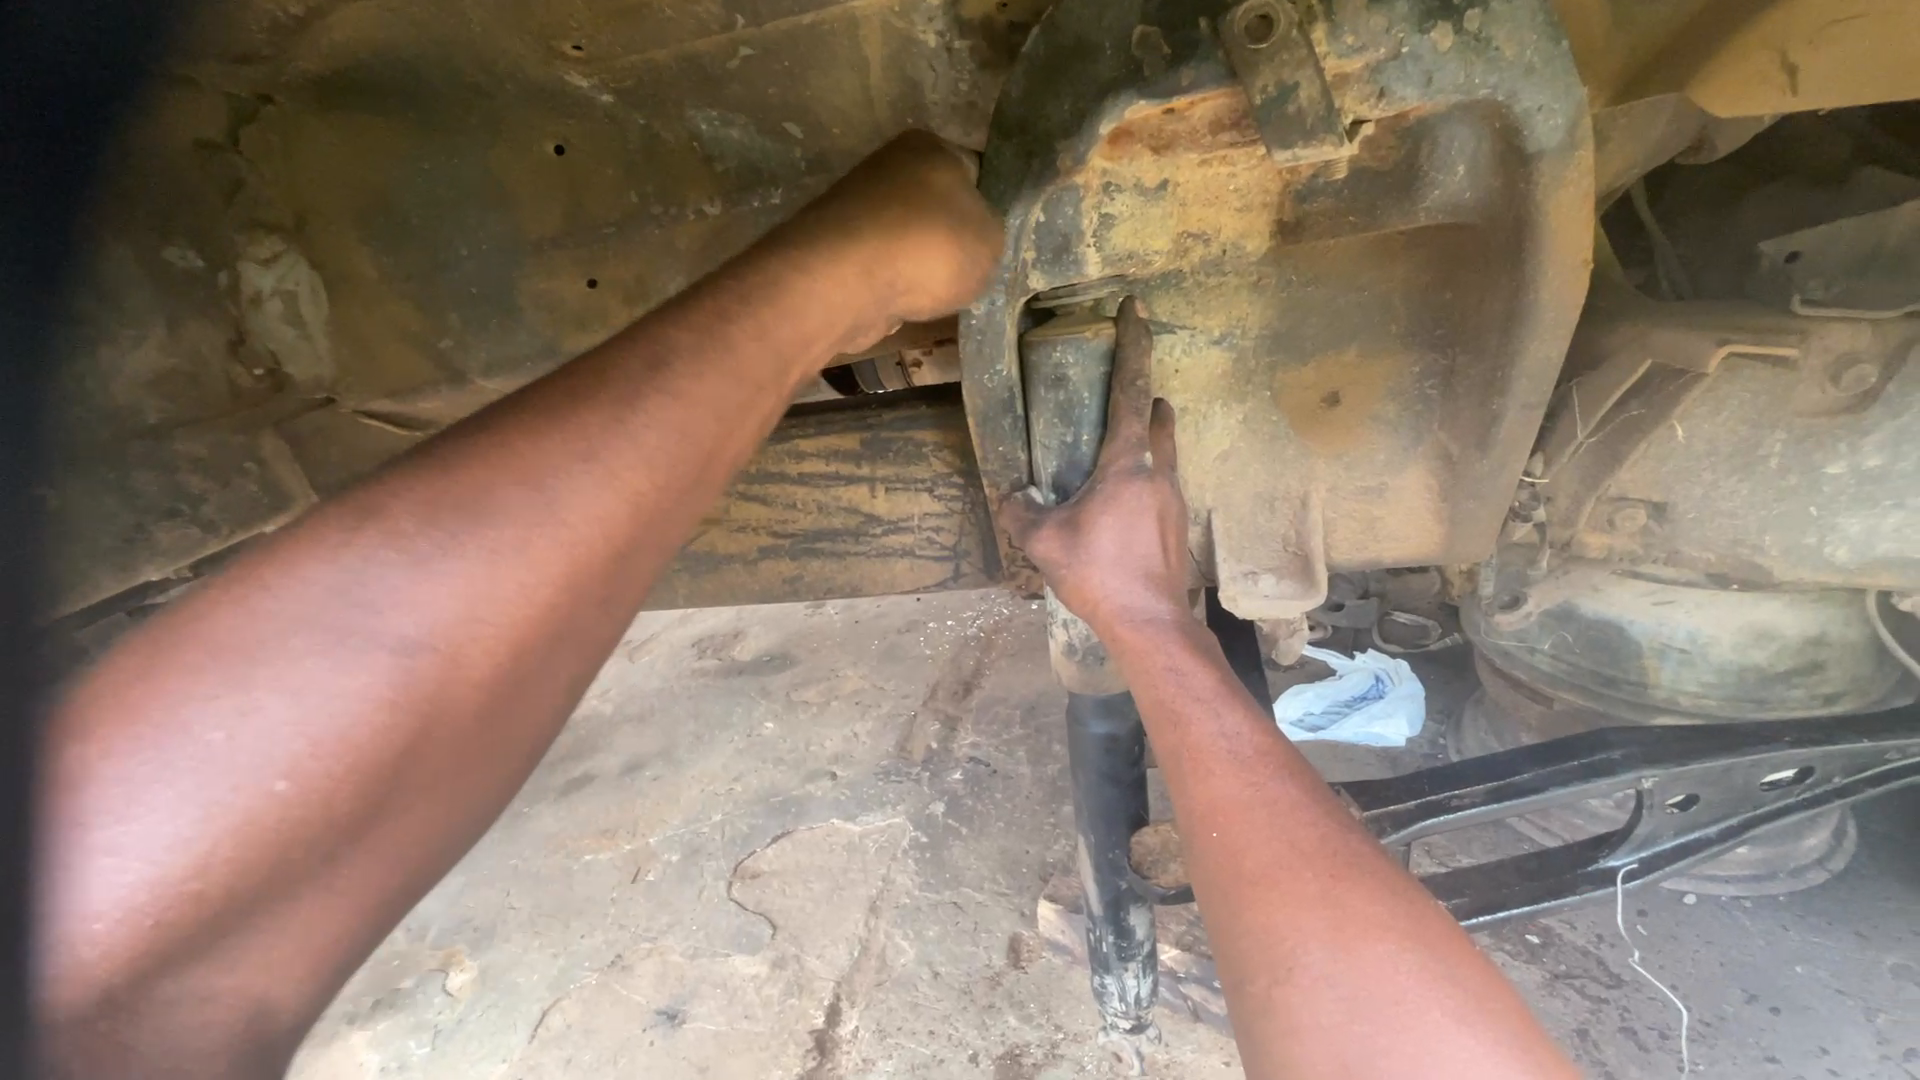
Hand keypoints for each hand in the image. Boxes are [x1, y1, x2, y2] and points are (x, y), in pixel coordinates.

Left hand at [772, 131, 1002, 342]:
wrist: (849, 282)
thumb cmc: (932, 248)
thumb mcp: (992, 240)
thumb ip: (989, 234)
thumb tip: (972, 241)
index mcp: (929, 146)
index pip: (971, 173)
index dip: (985, 211)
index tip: (990, 246)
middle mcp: (887, 169)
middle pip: (935, 211)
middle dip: (949, 245)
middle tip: (968, 276)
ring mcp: (857, 211)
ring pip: (907, 244)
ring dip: (920, 271)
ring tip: (936, 299)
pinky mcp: (836, 252)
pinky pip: (880, 271)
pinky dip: (892, 289)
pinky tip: (904, 308)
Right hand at [1001, 298, 1194, 639]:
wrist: (1148, 621)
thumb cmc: (1097, 571)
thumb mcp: (1043, 540)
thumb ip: (1021, 509)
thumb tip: (1012, 493)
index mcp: (1127, 464)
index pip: (1132, 391)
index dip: (1133, 347)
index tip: (1135, 310)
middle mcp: (1158, 473)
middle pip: (1159, 419)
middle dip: (1146, 399)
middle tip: (1124, 394)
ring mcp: (1174, 500)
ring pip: (1165, 454)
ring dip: (1148, 440)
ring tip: (1117, 452)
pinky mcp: (1178, 527)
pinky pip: (1163, 486)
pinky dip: (1147, 478)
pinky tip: (1123, 506)